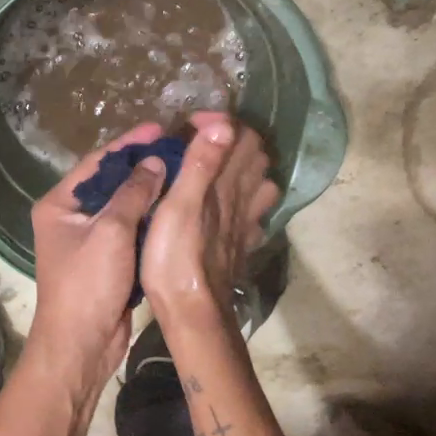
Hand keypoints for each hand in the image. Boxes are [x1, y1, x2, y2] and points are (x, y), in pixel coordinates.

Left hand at [25, 123, 170, 392]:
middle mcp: (69, 217)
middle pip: (110, 182)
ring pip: (122, 207)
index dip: (129, 144)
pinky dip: (151, 219)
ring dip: (150, 192)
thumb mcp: (110, 232)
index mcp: (58, 204)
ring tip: (185, 170)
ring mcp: (87, 241)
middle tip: (179, 147)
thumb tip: (154, 162)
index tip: (161, 128)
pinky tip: (178, 207)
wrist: (80, 346)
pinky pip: (130, 230)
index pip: (96, 163)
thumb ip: (132, 194)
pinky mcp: (106, 261)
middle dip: (142, 166)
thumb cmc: (87, 284)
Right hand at [140, 112, 277, 324]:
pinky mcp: (241, 245)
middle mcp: (243, 199)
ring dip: (243, 168)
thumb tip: (223, 124)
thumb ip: (201, 165)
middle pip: (254, 156)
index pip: (240, 136)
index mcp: (226, 185)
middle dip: (231, 140)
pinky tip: (227, 208)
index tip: (186, 126)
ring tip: (215, 169)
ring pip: (259, 183)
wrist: (193, 312)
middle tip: (197, 142)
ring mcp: (246, 224)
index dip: (217, 123)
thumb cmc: (176, 258)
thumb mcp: (179, 207)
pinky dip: (245, 202)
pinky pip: (253, 214)